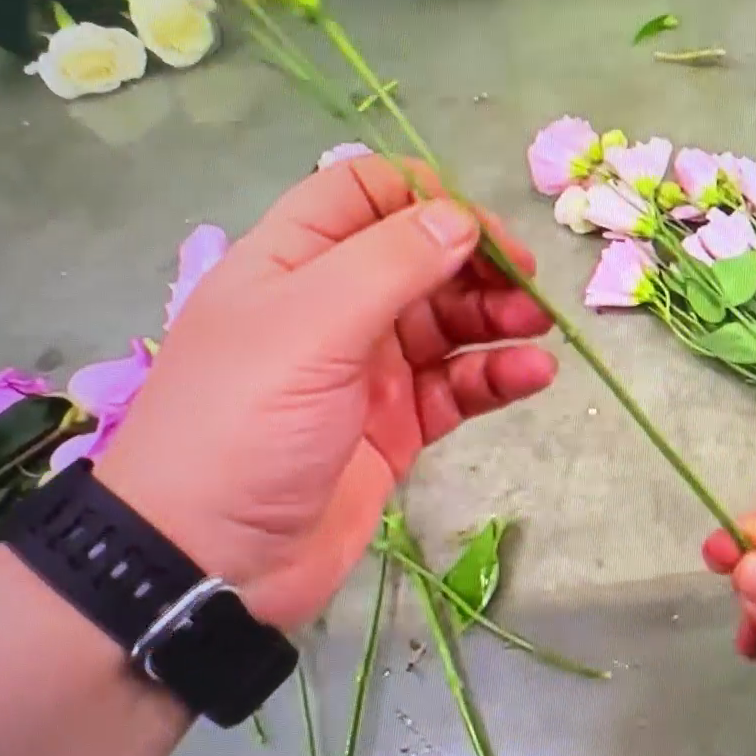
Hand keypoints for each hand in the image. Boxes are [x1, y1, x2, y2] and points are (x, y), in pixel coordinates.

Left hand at [97, 156, 557, 629]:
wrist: (216, 560)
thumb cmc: (246, 423)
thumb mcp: (311, 325)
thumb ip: (391, 263)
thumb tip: (461, 218)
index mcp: (295, 262)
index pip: (366, 195)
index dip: (427, 199)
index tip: (481, 229)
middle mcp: (334, 308)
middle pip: (421, 261)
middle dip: (476, 266)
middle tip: (528, 289)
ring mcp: (368, 371)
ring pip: (447, 325)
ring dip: (497, 319)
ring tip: (539, 329)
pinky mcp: (397, 427)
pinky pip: (456, 387)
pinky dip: (495, 377)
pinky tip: (532, 375)